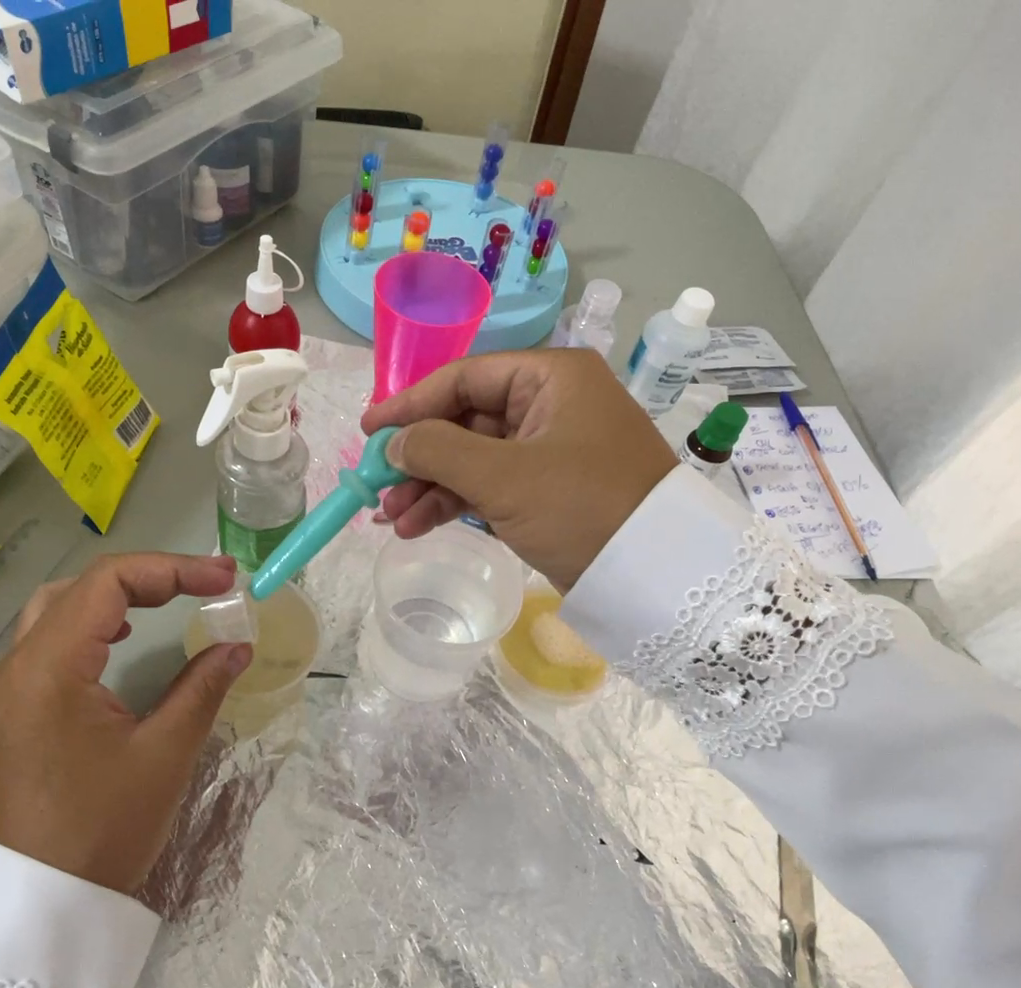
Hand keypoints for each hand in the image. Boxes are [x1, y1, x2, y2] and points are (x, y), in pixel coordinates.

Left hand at [0, 553, 252, 894]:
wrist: (38, 905)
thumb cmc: (102, 829)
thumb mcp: (164, 755)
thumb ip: (201, 687)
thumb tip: (238, 645)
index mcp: (50, 667)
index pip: (109, 582)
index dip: (173, 568)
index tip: (225, 579)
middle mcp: (18, 666)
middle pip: (79, 587)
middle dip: (145, 576)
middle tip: (201, 586)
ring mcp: (8, 690)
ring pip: (56, 610)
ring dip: (112, 597)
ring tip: (164, 603)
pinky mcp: (12, 712)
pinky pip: (46, 643)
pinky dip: (88, 625)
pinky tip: (118, 641)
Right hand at [361, 348, 675, 590]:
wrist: (654, 575)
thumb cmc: (582, 507)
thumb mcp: (504, 477)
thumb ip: (437, 451)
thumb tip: (392, 444)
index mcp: (551, 378)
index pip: (464, 378)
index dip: (410, 405)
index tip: (366, 432)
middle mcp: (551, 403)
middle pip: (464, 420)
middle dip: (417, 458)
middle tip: (374, 487)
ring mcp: (550, 449)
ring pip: (473, 458)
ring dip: (428, 487)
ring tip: (389, 519)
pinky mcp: (549, 489)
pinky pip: (490, 485)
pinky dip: (455, 503)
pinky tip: (416, 527)